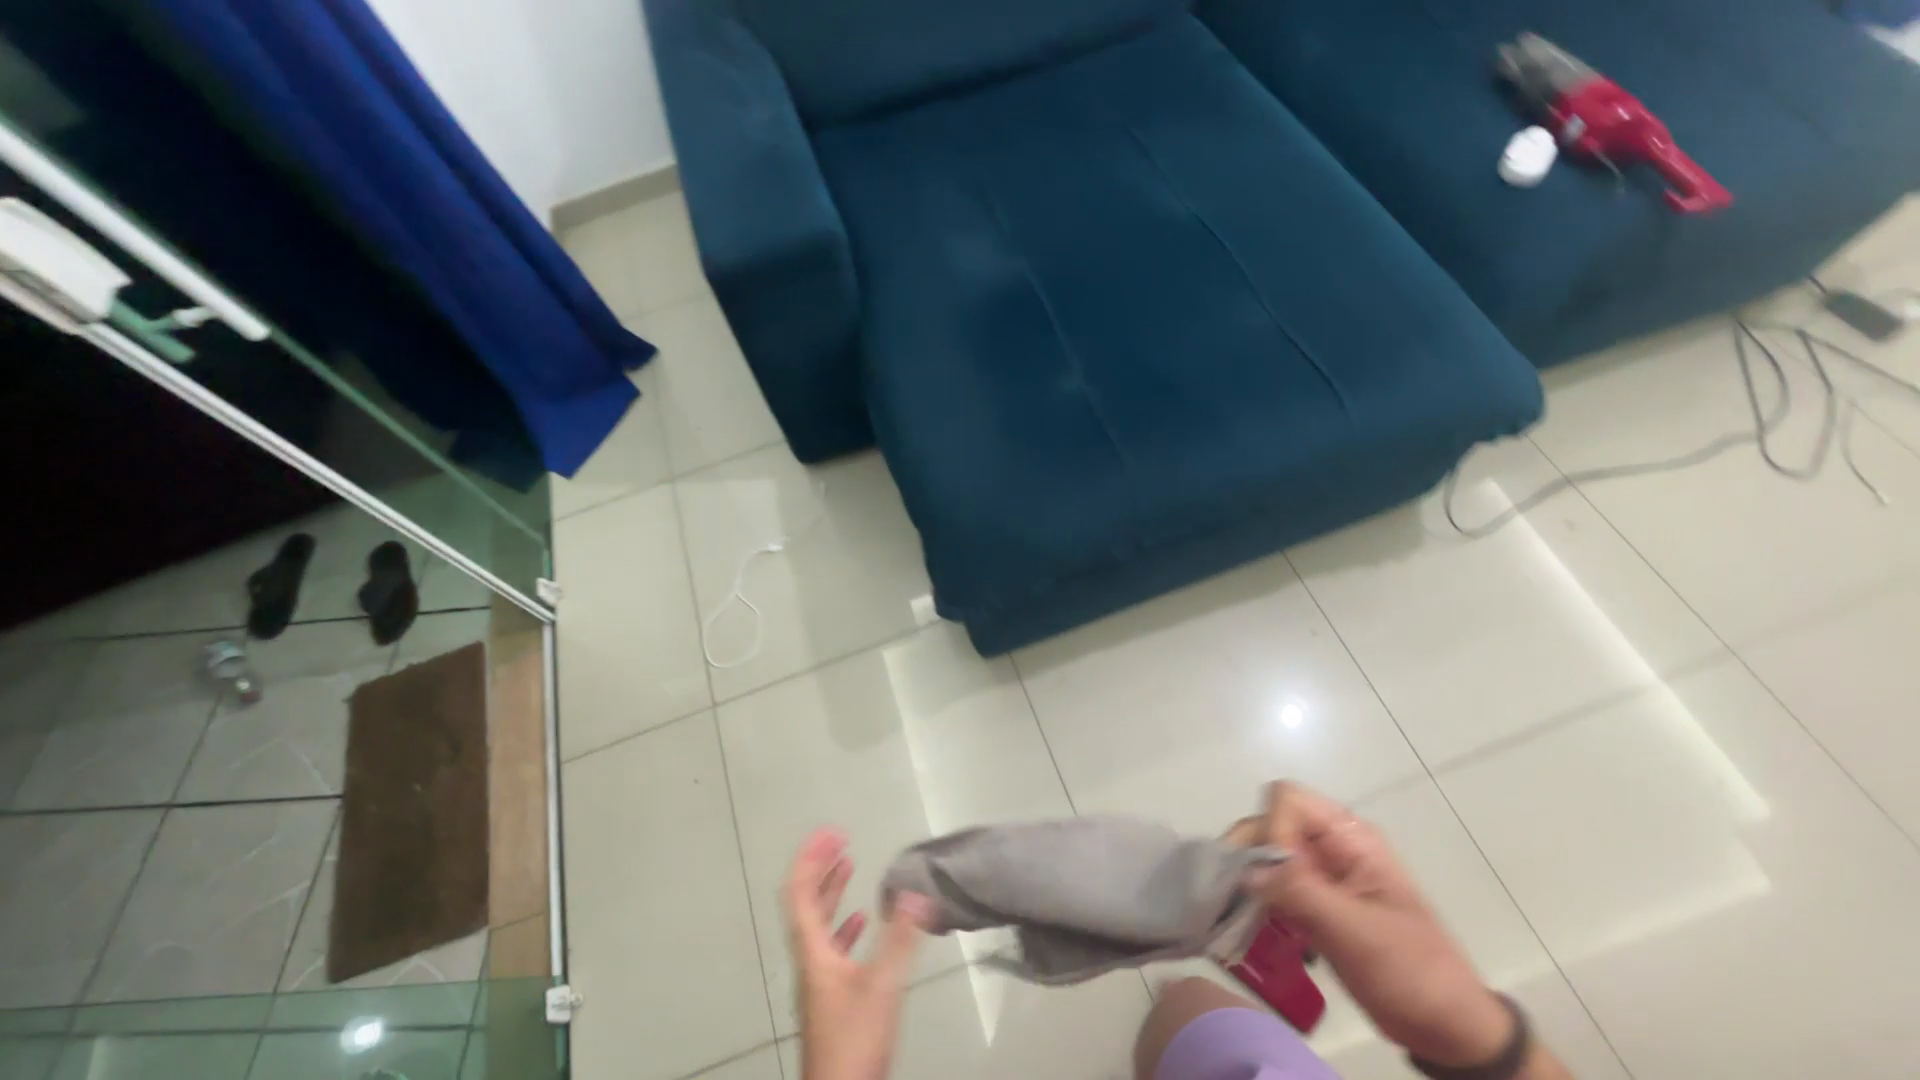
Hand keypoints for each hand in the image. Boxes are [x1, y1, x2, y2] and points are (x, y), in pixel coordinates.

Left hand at [784, 828, 932, 1079]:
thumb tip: (916, 892)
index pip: (799, 893)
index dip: (811, 859)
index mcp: (813, 952)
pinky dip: (843, 926)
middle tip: (840, 840)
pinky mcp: (831, 997)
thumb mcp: (882, 988)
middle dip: (821, 868)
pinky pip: (831, 947)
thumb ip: (900, 940)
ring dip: (830, 892)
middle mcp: (810, 961)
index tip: (832, 833)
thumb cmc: (854, 1041)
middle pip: (805, 904)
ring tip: (848, 866)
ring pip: (818, 924)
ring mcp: (818, 980)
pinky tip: (862, 922)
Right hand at [1241, 783, 1514, 1067]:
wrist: (1444, 1025)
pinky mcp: (1310, 906)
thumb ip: (1301, 893)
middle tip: (1238, 895)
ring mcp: (1319, 877)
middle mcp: (1330, 847)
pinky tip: (1252, 925)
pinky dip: (1256, 901)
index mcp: (1351, 839)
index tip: (1273, 875)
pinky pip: (1271, 887)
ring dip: (1248, 879)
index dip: (1273, 830)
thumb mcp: (1358, 931)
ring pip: (1264, 854)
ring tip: (1240, 913)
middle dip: (1250, 853)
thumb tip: (1247, 870)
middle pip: (1270, 823)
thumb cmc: (1412, 970)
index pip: (1289, 802)